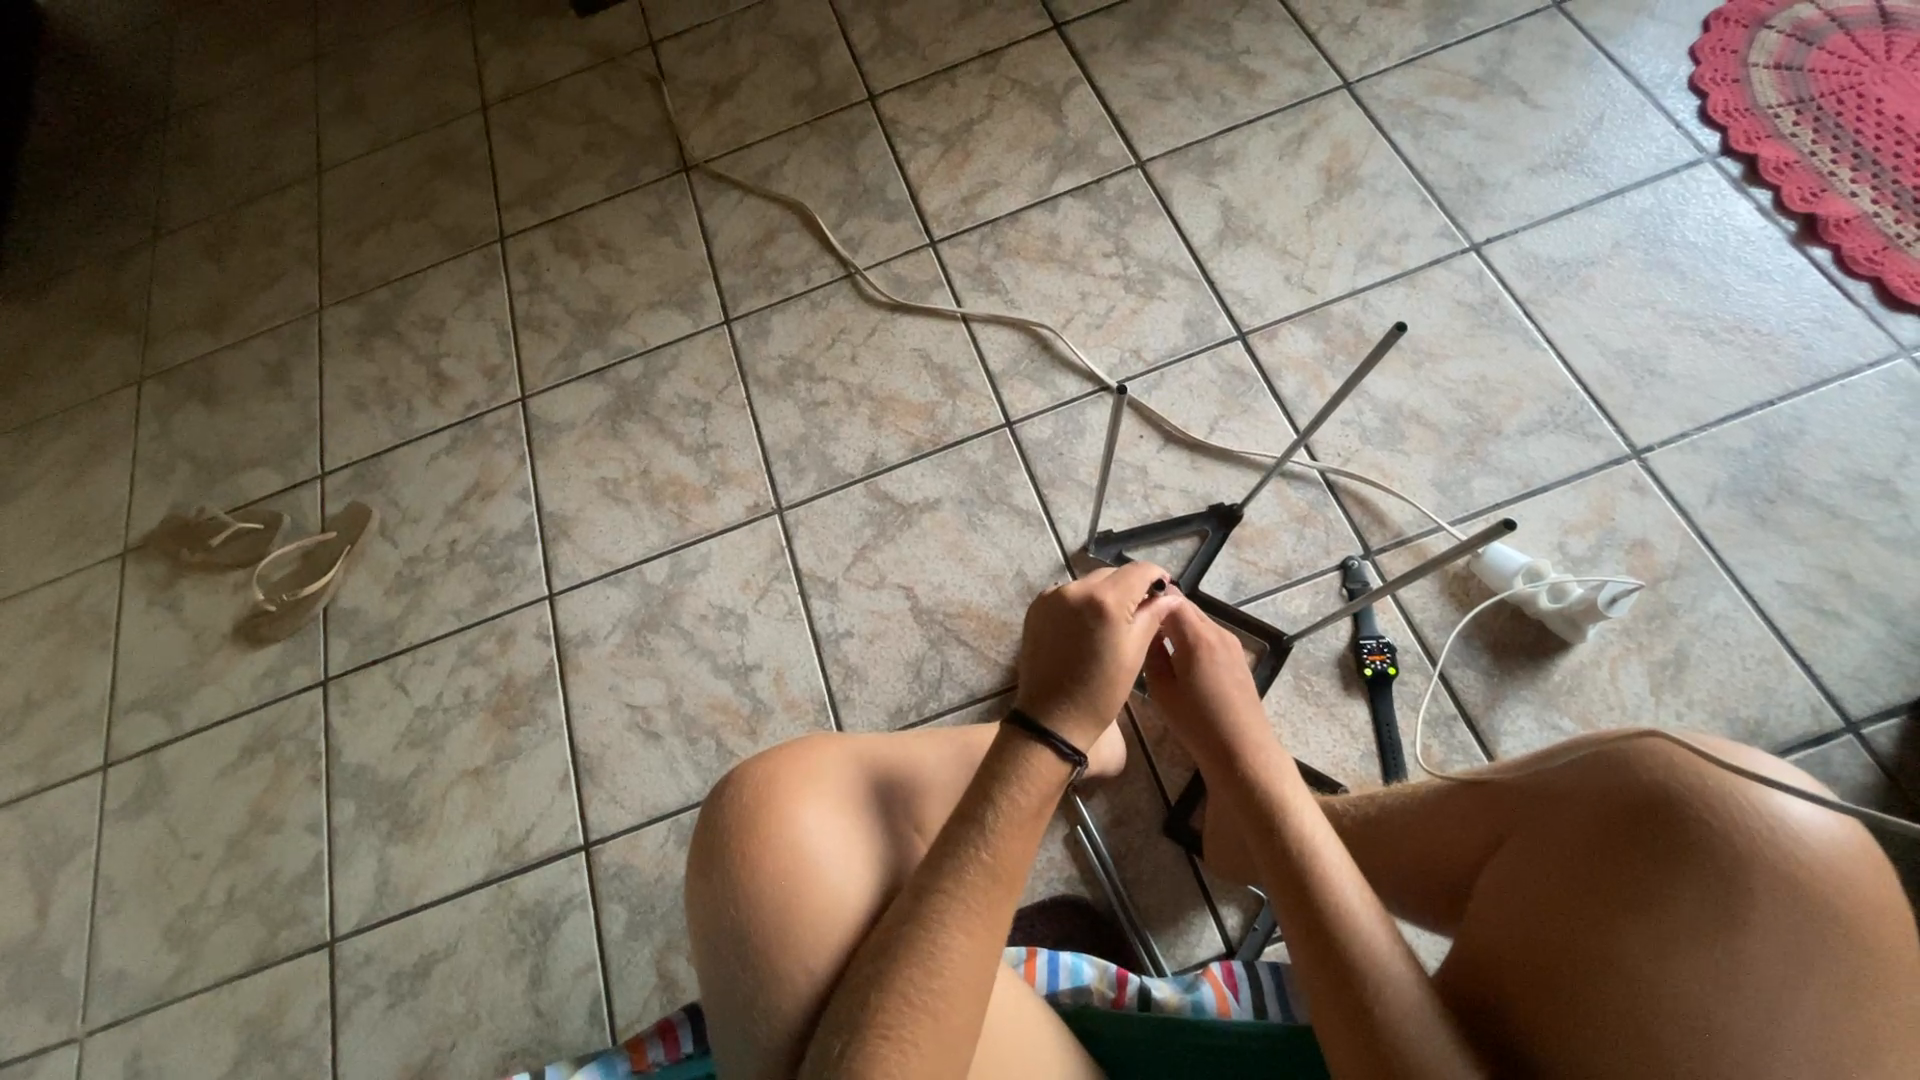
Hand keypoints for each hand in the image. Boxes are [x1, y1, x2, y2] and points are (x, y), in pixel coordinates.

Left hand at [1012, 562, 1183, 750]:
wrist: (1053, 718)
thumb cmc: (1102, 691)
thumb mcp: (1135, 653)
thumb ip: (1153, 616)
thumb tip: (1169, 595)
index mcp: (1105, 600)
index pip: (1139, 571)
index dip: (1156, 576)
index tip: (1163, 589)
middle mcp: (1076, 589)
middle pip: (1112, 574)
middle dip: (1130, 587)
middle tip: (1141, 611)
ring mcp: (1052, 597)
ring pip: (1089, 583)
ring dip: (1104, 594)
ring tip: (1111, 623)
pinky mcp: (1036, 607)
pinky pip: (1067, 594)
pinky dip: (1081, 603)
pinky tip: (1086, 626)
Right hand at [1142, 598, 1281, 769]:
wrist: (1242, 749)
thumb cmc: (1196, 723)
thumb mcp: (1161, 689)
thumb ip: (1151, 653)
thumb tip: (1146, 632)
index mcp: (1196, 637)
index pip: (1171, 598)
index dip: (1150, 597)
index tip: (1129, 607)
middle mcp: (1217, 631)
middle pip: (1186, 606)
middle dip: (1161, 608)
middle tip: (1136, 623)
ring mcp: (1231, 643)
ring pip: (1197, 620)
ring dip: (1176, 623)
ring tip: (1154, 640)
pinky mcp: (1237, 655)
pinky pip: (1208, 634)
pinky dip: (1190, 636)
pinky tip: (1178, 655)